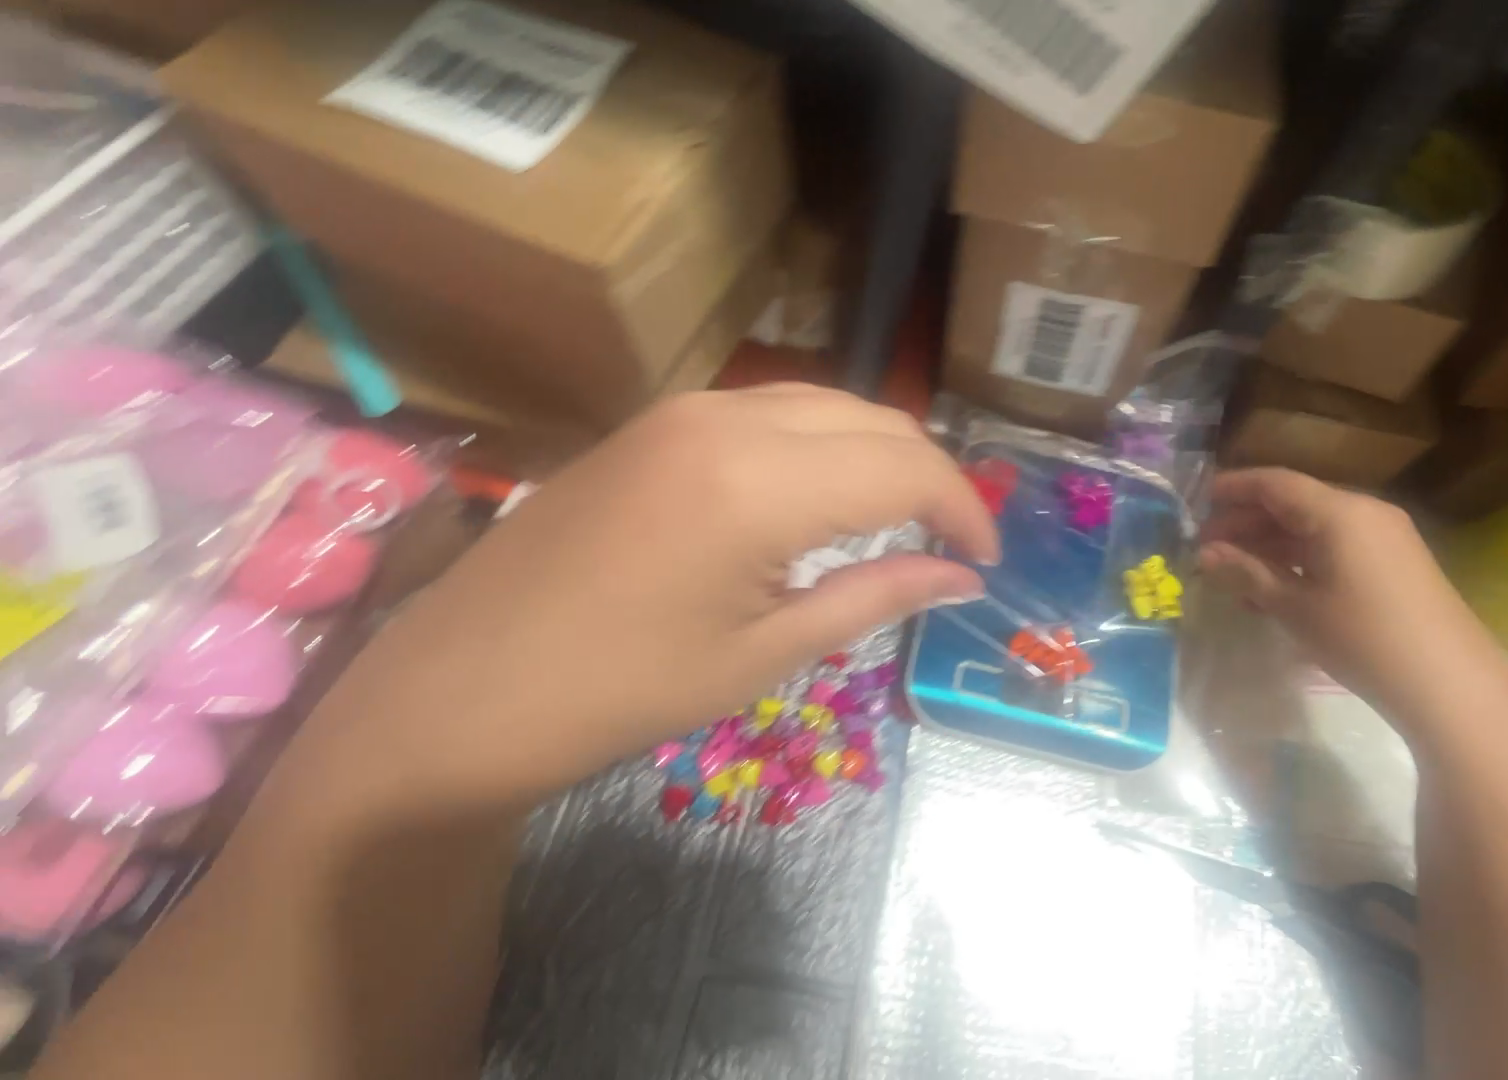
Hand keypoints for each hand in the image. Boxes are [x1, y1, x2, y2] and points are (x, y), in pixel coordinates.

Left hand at [288, 386, 997, 810]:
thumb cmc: (618, 693)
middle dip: (929, 476)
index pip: (905, 466)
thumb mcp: (763, 655)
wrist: (459, 690)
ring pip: (826, 405)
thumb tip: (960, 578)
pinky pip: (773, 413)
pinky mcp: (657, 422)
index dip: (963, 509)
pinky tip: (824, 499)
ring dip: (877, 455)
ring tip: (900, 521)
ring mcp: (685, 410)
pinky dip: (823, 446)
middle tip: (952, 544)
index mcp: (757, 484)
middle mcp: (727, 419)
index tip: (985, 561)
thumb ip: (873, 598)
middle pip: (873, 419)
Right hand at [1197, 469, 1507, 722]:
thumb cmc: (1361, 637)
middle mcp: (1363, 512)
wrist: (1447, 683)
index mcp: (1339, 511)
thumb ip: (1246, 573)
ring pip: (1312, 528)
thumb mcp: (1294, 606)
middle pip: (1293, 503)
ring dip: (1269, 546)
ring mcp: (1383, 538)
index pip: (1274, 483)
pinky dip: (1299, 560)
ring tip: (1230, 573)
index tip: (1195, 503)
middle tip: (1205, 548)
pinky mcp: (1393, 564)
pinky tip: (1270, 590)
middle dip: (1246, 522)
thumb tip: (1205, 553)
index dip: (1232, 488)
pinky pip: (1334, 548)